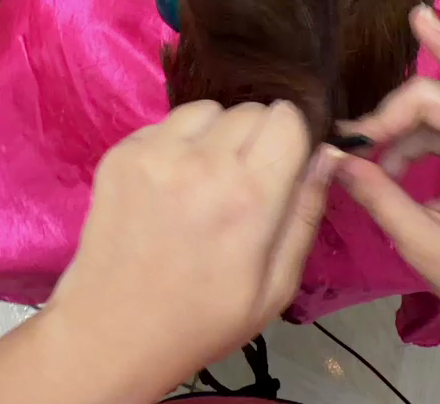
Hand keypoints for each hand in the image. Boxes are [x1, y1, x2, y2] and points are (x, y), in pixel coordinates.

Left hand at [41, 99, 337, 396]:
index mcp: (249, 196)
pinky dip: (174, 144)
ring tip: (201, 179)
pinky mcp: (122, 151)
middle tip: (240, 179)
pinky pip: (165, 123)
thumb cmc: (203, 317)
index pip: (286, 118)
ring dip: (213, 134)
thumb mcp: (276, 286)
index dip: (290, 136)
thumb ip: (305, 212)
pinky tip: (168, 184)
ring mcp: (155, 151)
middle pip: (249, 109)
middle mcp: (202, 162)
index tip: (281, 160)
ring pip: (206, 109)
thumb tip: (326, 153)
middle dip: (254, 136)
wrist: (113, 330)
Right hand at [334, 6, 439, 369]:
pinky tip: (388, 169)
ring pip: (437, 108)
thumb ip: (383, 202)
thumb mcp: (432, 254)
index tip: (419, 16)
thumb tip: (336, 159)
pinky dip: (408, 140)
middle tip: (351, 145)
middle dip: (392, 115)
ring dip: (396, 128)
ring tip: (364, 160)